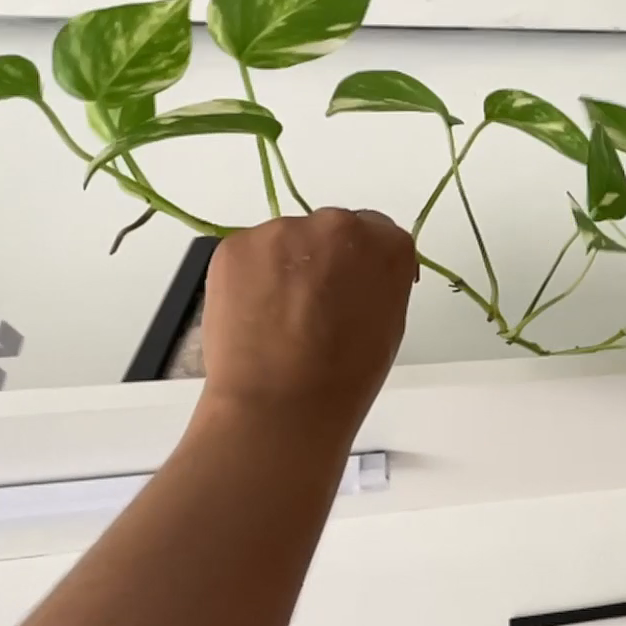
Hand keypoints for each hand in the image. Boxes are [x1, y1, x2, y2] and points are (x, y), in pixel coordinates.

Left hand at [198, 209, 416, 438]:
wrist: (282, 400)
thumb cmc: (349, 374)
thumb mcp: (390, 322)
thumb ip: (380, 283)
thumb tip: (357, 277)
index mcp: (387, 245)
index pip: (383, 235)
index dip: (371, 263)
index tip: (362, 288)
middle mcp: (337, 224)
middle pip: (336, 229)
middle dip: (331, 258)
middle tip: (322, 303)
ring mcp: (281, 230)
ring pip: (291, 239)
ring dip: (291, 264)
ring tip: (284, 313)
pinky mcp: (235, 245)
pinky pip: (253, 252)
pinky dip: (256, 274)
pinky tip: (259, 311)